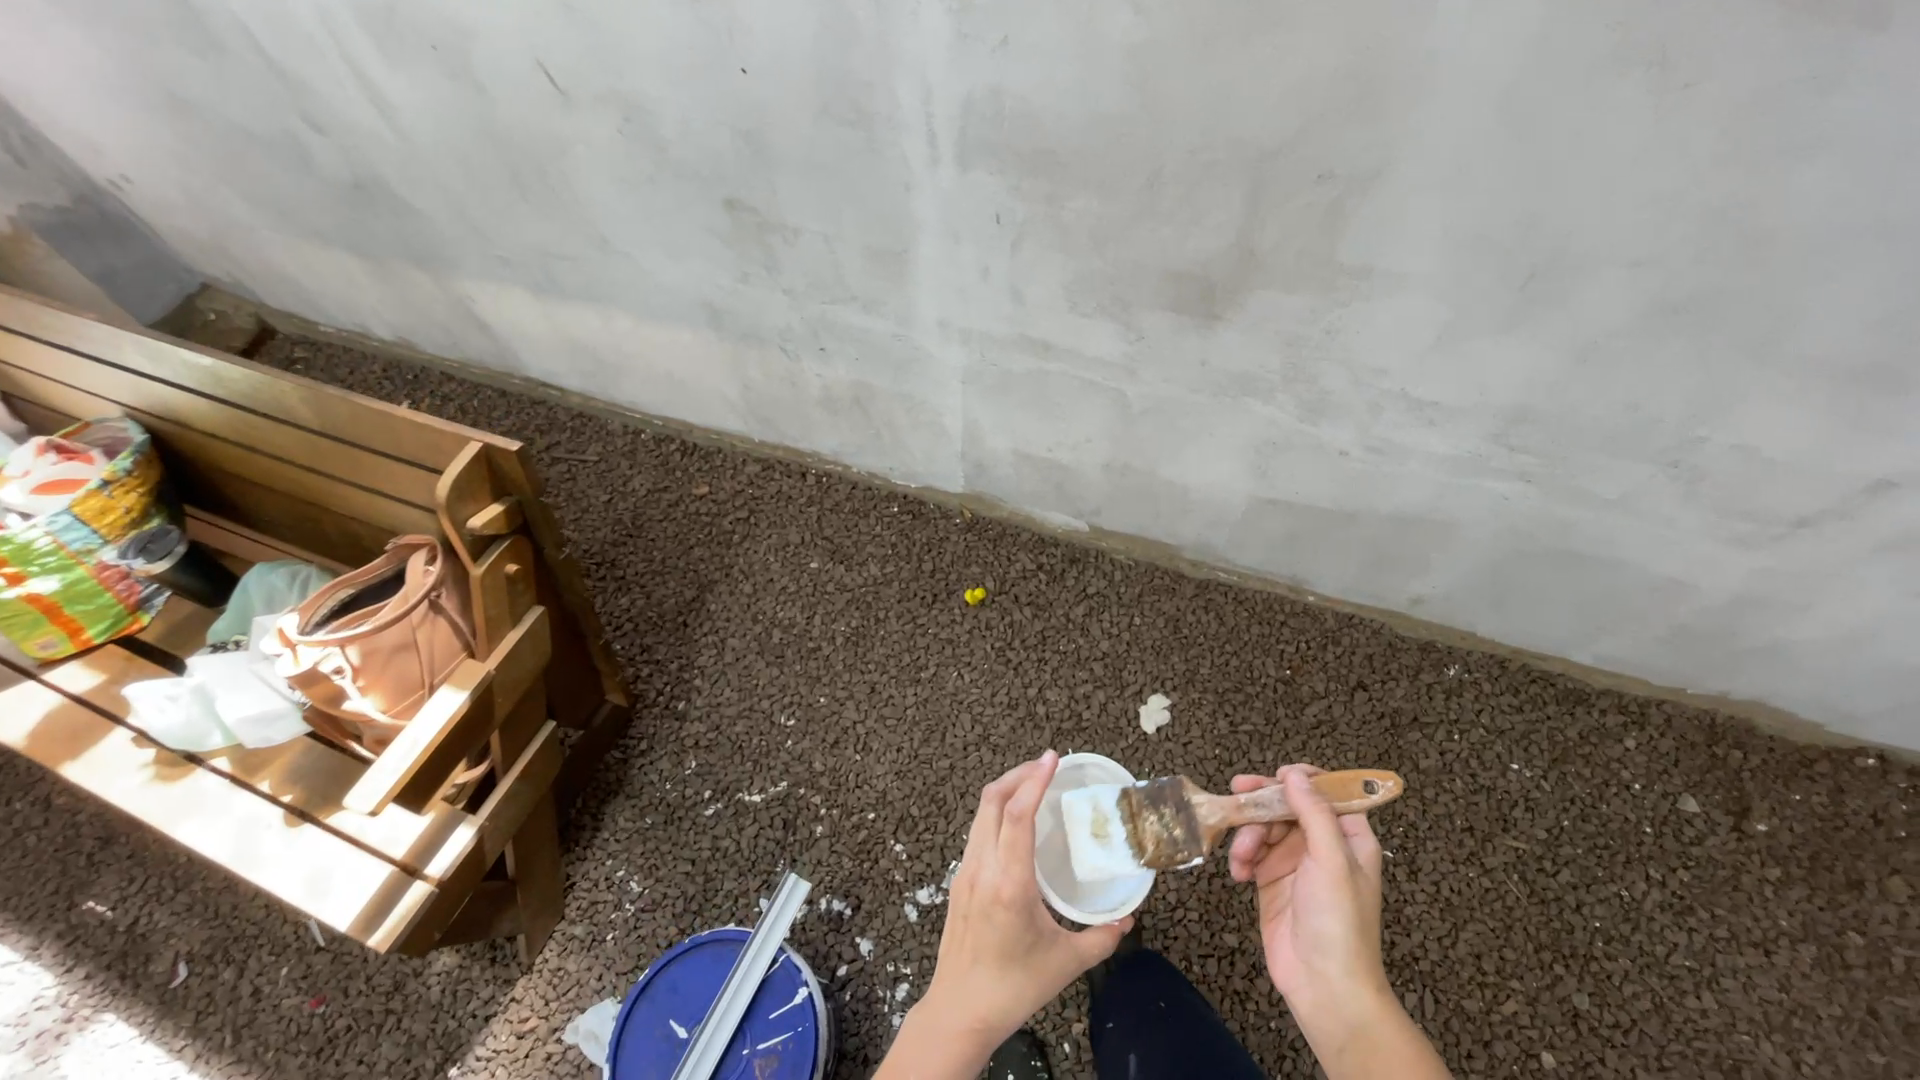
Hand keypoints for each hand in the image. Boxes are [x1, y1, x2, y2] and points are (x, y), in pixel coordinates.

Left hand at [921, 750, 1133, 1047]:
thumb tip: (1128, 917)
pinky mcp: (958, 882)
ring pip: (979, 815)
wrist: (960, 1011)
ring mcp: (965, 874)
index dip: (1033, 780)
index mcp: (1008, 883)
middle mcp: (981, 869)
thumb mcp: (1067, 963)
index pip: (1015, 815)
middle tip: (1047, 766)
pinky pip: (977, 833)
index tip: (1052, 758)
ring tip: (1034, 786)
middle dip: (1018, 775)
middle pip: (991, 801)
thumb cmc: (1015, 987)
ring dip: (1005, 792)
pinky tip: (1016, 824)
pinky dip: (996, 815)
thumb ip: (1103, 936)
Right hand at [1227, 764, 1391, 1029]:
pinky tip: (1239, 874)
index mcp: (1349, 838)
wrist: (1323, 984)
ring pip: (1264, 827)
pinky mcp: (1271, 882)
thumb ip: (1313, 813)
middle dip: (1263, 801)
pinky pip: (1251, 854)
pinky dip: (1241, 858)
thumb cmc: (1339, 922)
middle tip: (1236, 790)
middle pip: (1287, 805)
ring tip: (1242, 857)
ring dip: (1248, 835)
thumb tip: (1294, 775)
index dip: (1302, 780)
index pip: (1328, 793)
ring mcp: (1294, 863)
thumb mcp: (1331, 861)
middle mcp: (1322, 845)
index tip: (1277, 777)